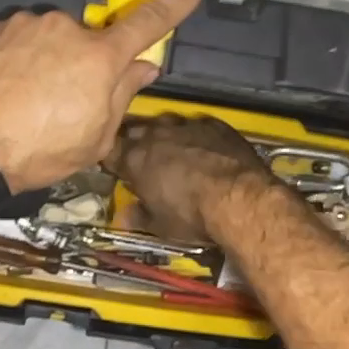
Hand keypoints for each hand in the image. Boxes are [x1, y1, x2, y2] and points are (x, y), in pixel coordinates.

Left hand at [0, 0, 207, 191]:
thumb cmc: (37, 151)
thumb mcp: (94, 139)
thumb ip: (122, 96)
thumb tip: (142, 67)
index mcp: (100, 58)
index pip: (150, 23)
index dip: (177, 2)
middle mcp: (66, 29)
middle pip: (88, 43)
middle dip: (83, 66)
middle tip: (63, 106)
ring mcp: (28, 25)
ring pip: (50, 42)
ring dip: (47, 64)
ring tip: (26, 104)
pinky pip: (19, 42)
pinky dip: (18, 63)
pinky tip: (5, 92)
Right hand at [105, 114, 275, 240]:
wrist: (239, 198)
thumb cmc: (192, 215)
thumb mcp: (160, 225)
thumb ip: (139, 216)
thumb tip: (125, 216)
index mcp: (135, 159)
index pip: (109, 152)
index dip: (110, 160)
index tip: (114, 169)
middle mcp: (156, 135)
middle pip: (134, 131)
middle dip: (133, 143)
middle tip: (138, 158)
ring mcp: (186, 125)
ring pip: (164, 122)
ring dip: (162, 134)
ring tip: (168, 149)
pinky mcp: (213, 124)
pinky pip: (196, 125)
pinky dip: (193, 135)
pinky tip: (201, 148)